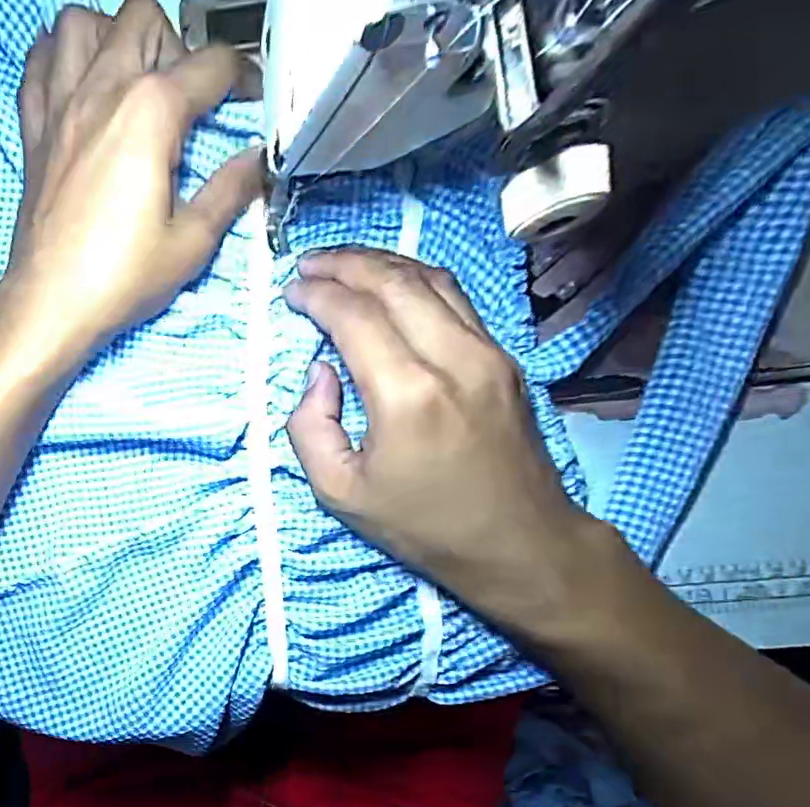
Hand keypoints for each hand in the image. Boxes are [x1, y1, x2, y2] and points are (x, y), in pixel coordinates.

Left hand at [3, 1, 262, 361]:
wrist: (52, 302)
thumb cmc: (123, 277)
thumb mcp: (192, 242)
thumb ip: (230, 191)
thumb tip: (257, 160)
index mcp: (150, 113)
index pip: (210, 67)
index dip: (242, 78)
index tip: (251, 99)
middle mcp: (102, 89)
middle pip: (145, 18)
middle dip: (178, 47)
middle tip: (188, 100)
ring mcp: (60, 103)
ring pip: (83, 20)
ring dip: (114, 37)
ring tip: (133, 84)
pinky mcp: (34, 127)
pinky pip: (40, 61)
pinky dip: (63, 58)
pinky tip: (82, 88)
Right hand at [283, 248, 629, 630]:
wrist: (517, 542)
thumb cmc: (424, 526)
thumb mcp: (341, 494)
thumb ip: (310, 427)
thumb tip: (320, 372)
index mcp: (407, 395)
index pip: (355, 315)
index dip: (317, 294)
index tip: (292, 290)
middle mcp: (453, 358)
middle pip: (393, 280)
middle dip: (345, 262)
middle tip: (310, 263)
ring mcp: (488, 353)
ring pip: (430, 279)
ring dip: (382, 263)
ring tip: (345, 265)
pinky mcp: (506, 359)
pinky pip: (457, 300)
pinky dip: (417, 281)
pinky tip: (394, 287)